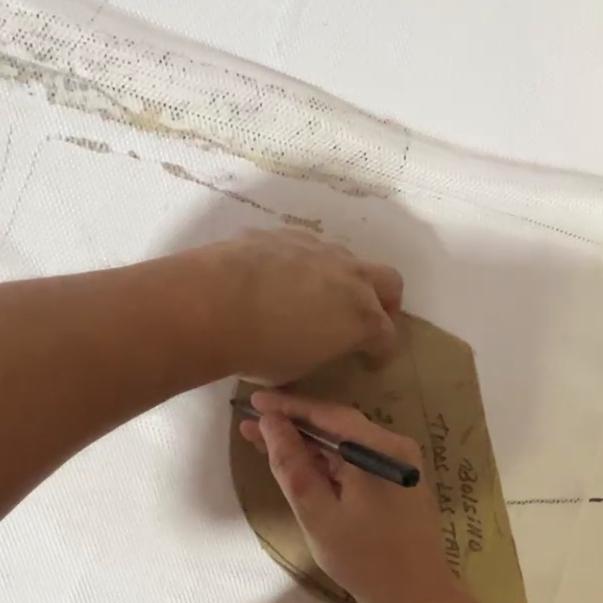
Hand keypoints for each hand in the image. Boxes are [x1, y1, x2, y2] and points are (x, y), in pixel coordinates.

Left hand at [177, 230, 402, 383]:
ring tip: (315, 299)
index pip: (387, 336)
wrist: (214, 303)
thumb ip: (318, 352)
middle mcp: (350, 277)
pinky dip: (302, 266)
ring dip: (341, 280)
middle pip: (389, 283)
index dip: (381, 351)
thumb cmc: (260, 350)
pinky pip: (307, 249)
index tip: (371, 361)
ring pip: (348, 260)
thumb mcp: (296, 369)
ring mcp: (320, 249)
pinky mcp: (286, 234)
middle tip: (363, 321)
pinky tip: (277, 280)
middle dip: (383, 303)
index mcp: (361, 319)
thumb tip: (312, 346)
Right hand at [239, 390, 465, 602]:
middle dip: (293, 424)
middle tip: (251, 426)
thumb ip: (292, 465)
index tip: (252, 402)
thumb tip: (270, 423)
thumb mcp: (317, 513)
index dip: (286, 407)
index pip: (326, 414)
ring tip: (266, 444)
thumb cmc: (363, 559)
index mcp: (378, 449)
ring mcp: (400, 464)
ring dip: (308, 443)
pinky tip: (302, 465)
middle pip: (337, 425)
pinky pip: (356, 460)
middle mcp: (394, 447)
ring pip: (345, 443)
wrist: (416, 598)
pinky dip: (327, 460)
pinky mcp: (398, 481)